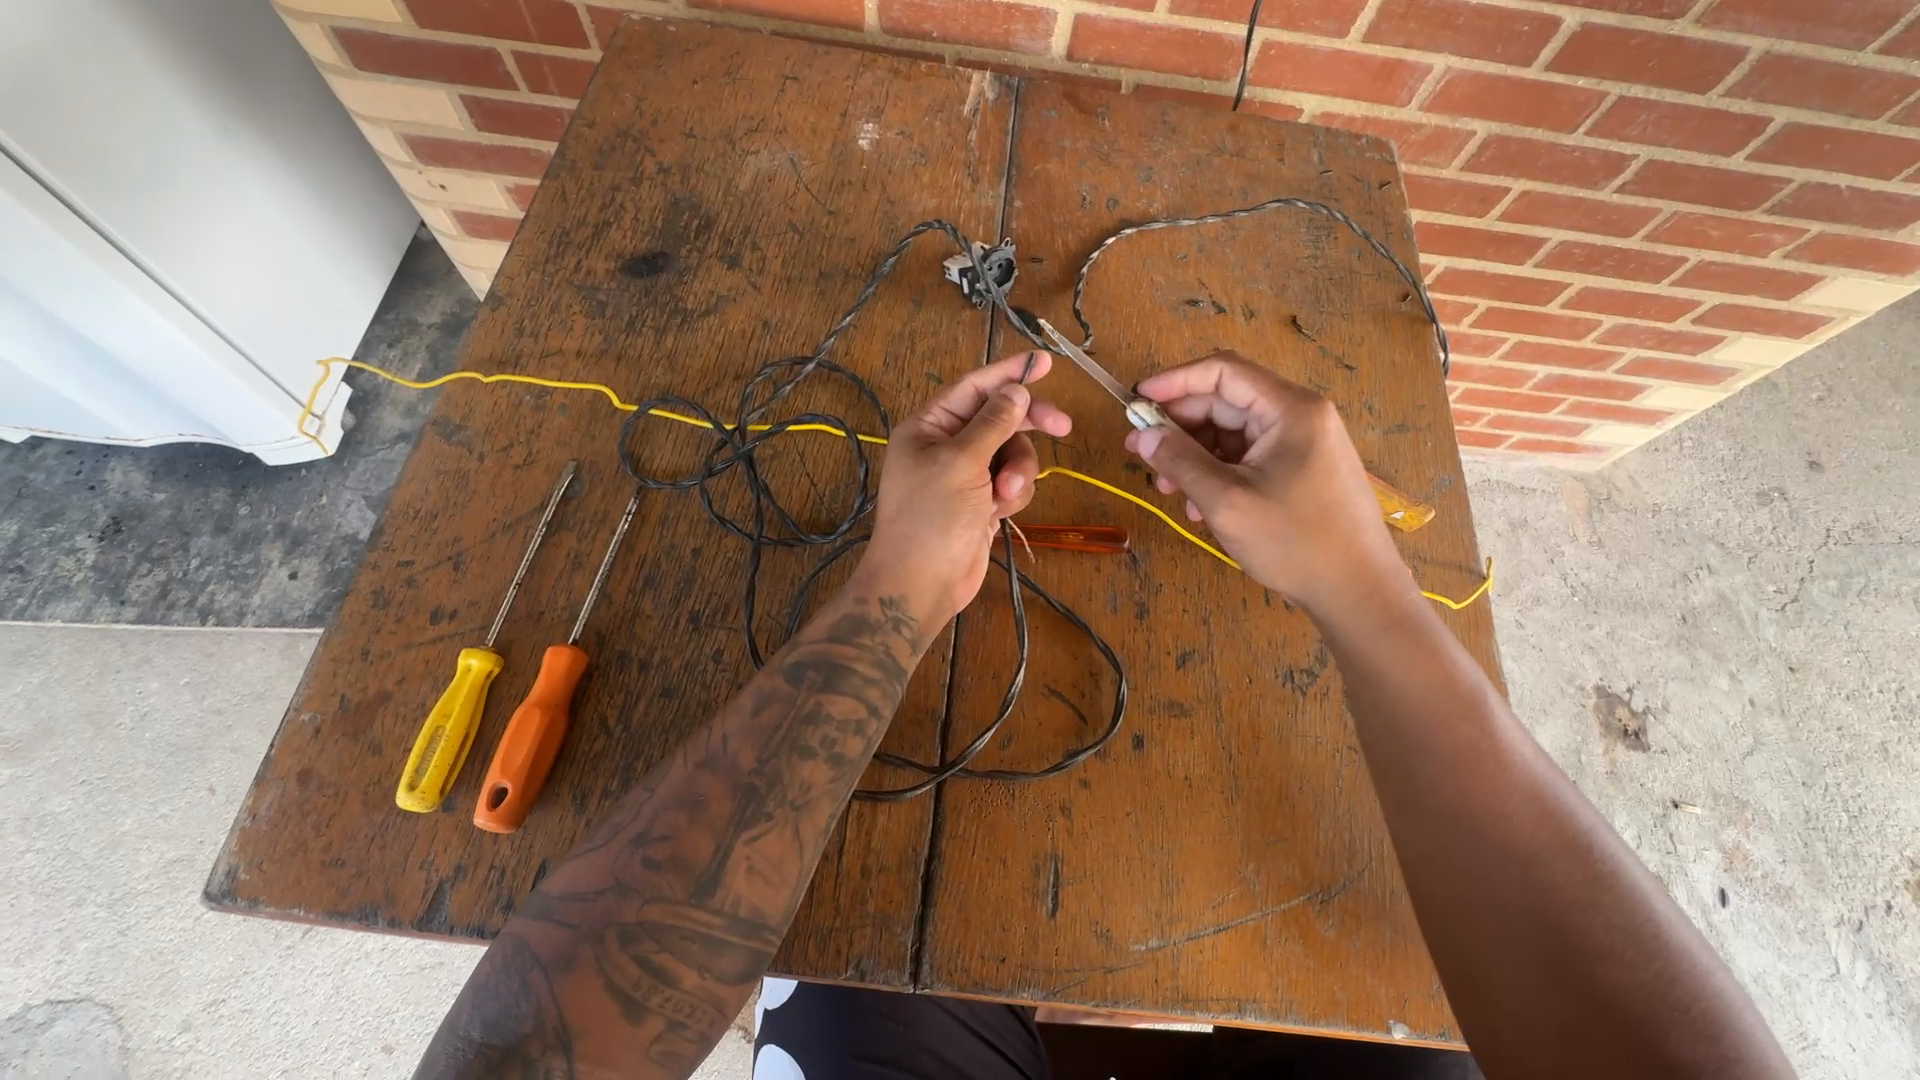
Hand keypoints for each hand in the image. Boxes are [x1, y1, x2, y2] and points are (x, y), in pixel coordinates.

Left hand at [856, 351, 1072, 625]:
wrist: (922, 583)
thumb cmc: (932, 517)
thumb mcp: (962, 462)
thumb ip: (993, 424)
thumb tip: (1015, 390)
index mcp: (930, 426)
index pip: (974, 388)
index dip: (1010, 373)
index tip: (1046, 362)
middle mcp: (946, 445)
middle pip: (1000, 420)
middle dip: (1027, 428)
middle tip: (1063, 427)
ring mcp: (965, 476)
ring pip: (1012, 454)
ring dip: (1018, 472)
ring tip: (1004, 497)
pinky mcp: (982, 502)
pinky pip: (1012, 483)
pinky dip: (1013, 495)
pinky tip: (999, 514)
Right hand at [1123, 352, 1412, 617]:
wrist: (1358, 590)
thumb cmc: (1294, 542)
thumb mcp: (1226, 502)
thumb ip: (1180, 462)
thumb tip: (1142, 435)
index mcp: (1289, 409)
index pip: (1223, 372)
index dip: (1174, 381)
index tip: (1135, 400)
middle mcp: (1298, 415)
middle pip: (1225, 402)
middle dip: (1180, 427)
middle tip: (1141, 453)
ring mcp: (1301, 443)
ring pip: (1232, 433)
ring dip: (1195, 456)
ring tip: (1170, 491)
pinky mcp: (1299, 469)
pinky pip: (1247, 457)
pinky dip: (1218, 474)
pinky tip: (1202, 507)